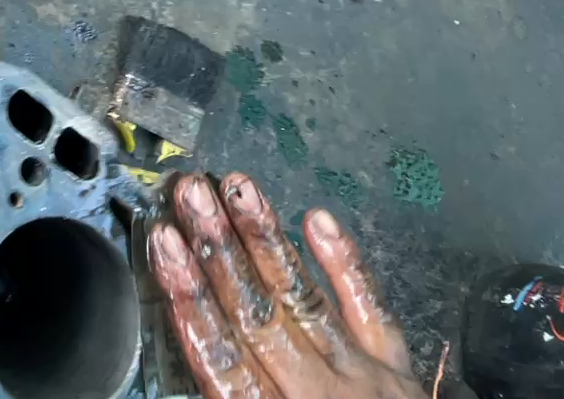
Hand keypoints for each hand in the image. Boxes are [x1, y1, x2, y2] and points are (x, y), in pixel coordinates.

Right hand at [149, 172, 424, 398]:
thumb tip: (192, 350)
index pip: (222, 357)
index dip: (190, 296)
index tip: (164, 241)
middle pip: (258, 315)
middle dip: (219, 249)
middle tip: (190, 190)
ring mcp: (363, 380)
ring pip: (305, 300)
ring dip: (266, 239)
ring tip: (237, 184)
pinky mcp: (399, 371)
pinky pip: (374, 313)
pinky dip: (346, 265)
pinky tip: (318, 217)